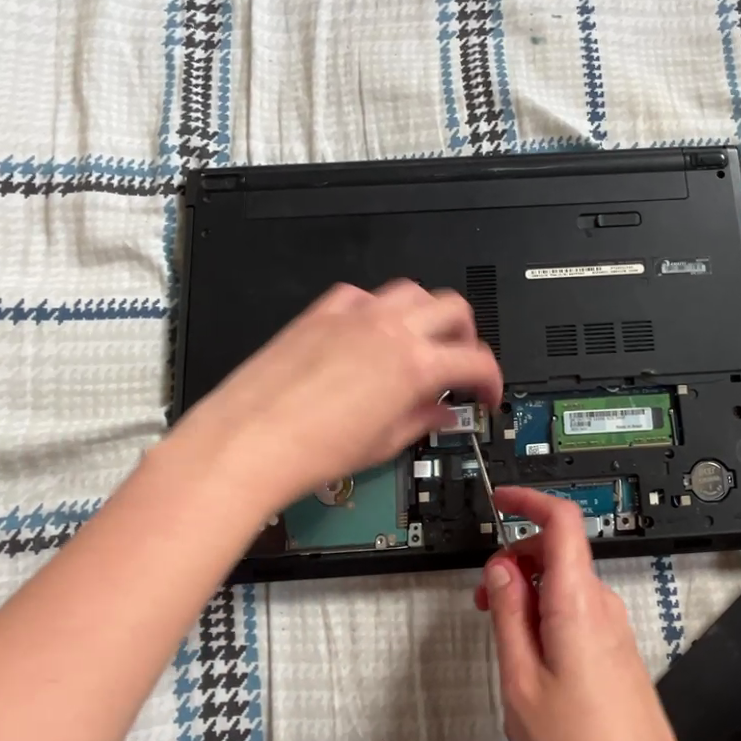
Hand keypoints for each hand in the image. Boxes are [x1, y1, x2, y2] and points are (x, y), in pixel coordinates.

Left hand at [171, 280, 501, 508]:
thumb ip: (421, 420)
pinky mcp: (321, 313)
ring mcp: (355, 315)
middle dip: (468, 335)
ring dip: (426, 312)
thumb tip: (440, 413)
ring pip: (412, 291)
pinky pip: (361, 294)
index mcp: (414, 364)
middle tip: (461, 360)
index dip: (491, 379)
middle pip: (453, 308)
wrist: (248, 441)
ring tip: (421, 339)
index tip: (486, 393)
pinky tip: (369, 331)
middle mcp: (389, 329)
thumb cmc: (307, 449)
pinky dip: (376, 308)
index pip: (476, 360)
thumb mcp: (382, 444)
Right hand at [473, 487, 693, 740]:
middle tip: (486, 597)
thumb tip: (498, 572)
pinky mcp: (618, 649)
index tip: (502, 499)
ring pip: (566, 583)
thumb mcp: (521, 683)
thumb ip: (508, 617)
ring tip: (506, 641)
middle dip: (516, 561)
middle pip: (557, 551)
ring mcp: (615, 627)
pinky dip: (549, 615)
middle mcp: (603, 606)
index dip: (529, 499)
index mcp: (578, 602)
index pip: (561, 519)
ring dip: (530, 594)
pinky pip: (579, 609)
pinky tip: (533, 658)